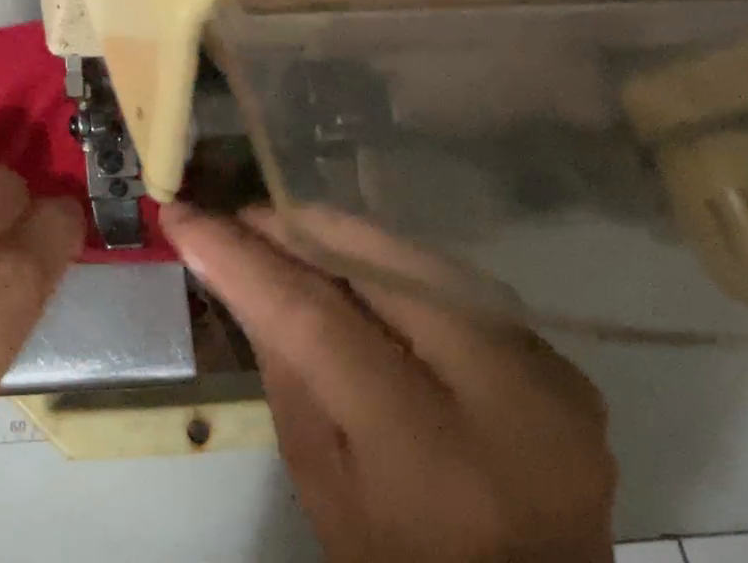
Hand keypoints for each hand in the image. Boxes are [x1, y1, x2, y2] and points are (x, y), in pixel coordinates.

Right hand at [162, 203, 615, 562]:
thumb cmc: (396, 558)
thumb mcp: (320, 480)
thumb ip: (285, 368)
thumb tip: (238, 271)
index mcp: (429, 452)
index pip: (317, 321)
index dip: (244, 259)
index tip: (183, 218)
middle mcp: (507, 398)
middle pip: (385, 266)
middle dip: (299, 228)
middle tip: (237, 219)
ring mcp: (550, 375)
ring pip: (424, 262)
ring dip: (344, 239)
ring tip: (285, 236)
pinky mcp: (564, 364)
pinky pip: (459, 290)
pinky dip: (394, 271)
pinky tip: (353, 274)